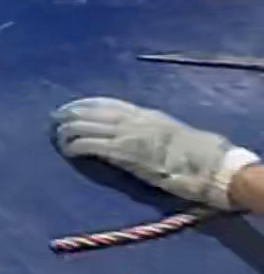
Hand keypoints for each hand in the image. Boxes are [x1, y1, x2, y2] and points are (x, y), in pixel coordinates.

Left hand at [53, 97, 260, 209]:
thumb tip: (130, 128)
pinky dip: (71, 148)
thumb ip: (150, 126)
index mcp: (147, 115)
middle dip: (64, 118)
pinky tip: (69, 153)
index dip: (80, 106)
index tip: (66, 110)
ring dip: (63, 134)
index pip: (105, 103)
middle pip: (84, 113)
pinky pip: (85, 145)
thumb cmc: (203, 155)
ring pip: (78, 127)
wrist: (219, 169)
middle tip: (54, 125)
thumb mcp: (174, 130)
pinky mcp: (122, 152)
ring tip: (60, 141)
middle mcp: (133, 121)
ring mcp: (126, 135)